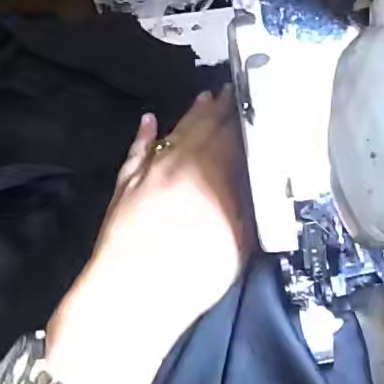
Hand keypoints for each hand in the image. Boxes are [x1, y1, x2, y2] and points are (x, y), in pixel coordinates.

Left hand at [47, 87, 250, 383]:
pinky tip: (148, 121)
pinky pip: (137, 152)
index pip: (234, 134)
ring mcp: (150, 172)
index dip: (245, 116)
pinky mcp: (125, 187)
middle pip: (204, 126)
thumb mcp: (242, 238)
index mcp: (214, 172)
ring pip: (174, 133)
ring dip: (190, 115)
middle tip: (232, 88)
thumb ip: (250, 204)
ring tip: (203, 98)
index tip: (255, 100)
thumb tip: (258, 182)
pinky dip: (144, 135)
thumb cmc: (197, 271)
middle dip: (220, 107)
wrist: (132, 295)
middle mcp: (182, 163)